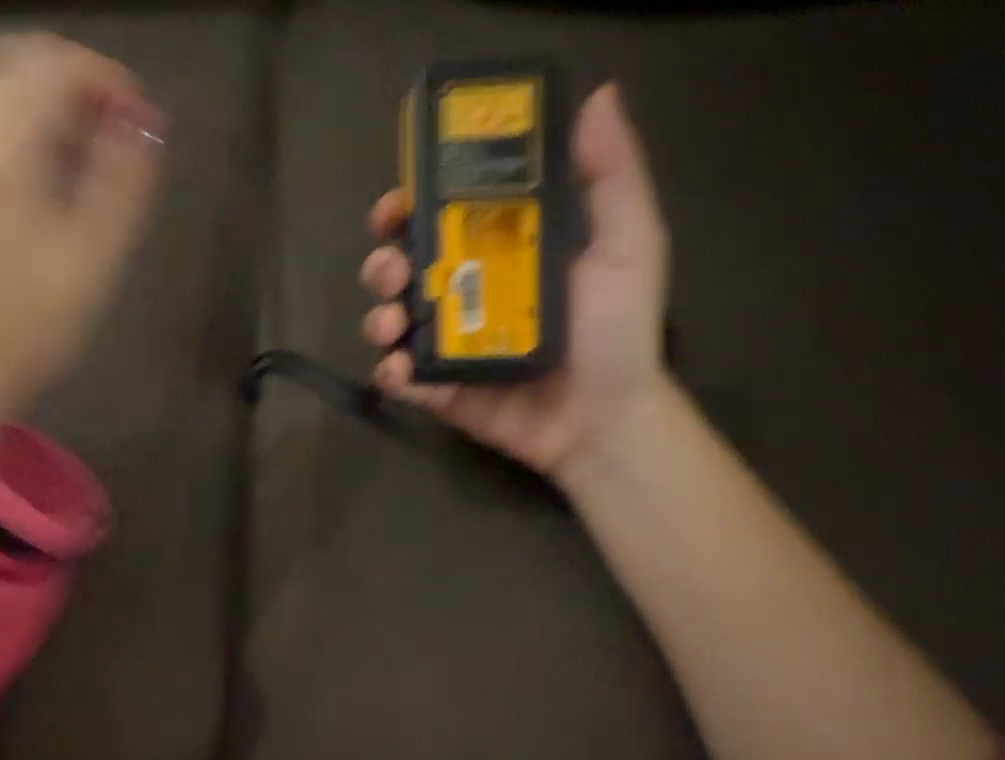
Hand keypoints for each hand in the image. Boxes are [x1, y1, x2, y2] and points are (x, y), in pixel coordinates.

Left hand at [0, 34, 165, 443]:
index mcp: (0, 148)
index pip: (58, 65)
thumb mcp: (93, 261)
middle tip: (109, 135)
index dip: (109, 80)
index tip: (139, 122)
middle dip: (72, 81)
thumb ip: (123, 178)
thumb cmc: (26, 328)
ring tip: (72, 153)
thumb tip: (143, 119)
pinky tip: (24, 166)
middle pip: (17, 57)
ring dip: (35, 95)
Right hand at [361, 83, 670, 480]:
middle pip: (401, 267)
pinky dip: (390, 371)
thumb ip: (611, 175)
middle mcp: (465, 294)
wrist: (606, 419)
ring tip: (393, 322)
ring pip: (389, 319)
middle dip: (382, 262)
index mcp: (500, 252)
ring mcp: (447, 345)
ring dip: (377, 314)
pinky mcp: (438, 391)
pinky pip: (399, 377)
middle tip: (393, 270)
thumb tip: (599, 95)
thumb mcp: (627, 242)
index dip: (409, 204)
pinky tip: (401, 369)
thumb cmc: (617, 331)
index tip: (398, 202)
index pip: (440, 217)